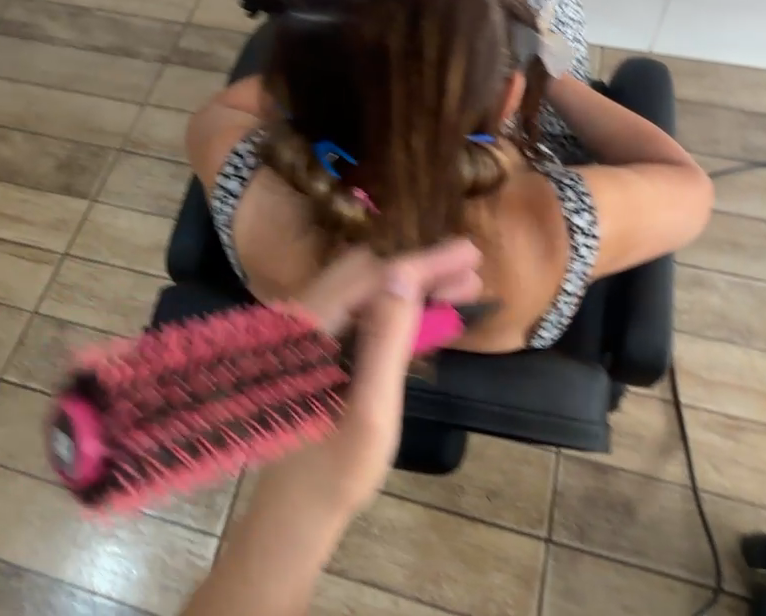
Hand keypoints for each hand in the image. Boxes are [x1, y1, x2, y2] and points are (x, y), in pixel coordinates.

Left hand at [263, 239, 482, 515]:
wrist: (294, 512)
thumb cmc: (335, 473)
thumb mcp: (371, 412)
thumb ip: (386, 341)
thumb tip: (405, 278)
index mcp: (307, 329)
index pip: (374, 277)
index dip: (426, 262)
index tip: (471, 252)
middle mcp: (299, 318)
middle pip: (365, 270)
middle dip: (420, 269)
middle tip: (470, 277)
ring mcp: (303, 331)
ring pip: (362, 287)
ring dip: (409, 285)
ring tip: (459, 291)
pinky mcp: (312, 346)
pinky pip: (355, 308)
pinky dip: (392, 306)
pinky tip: (426, 314)